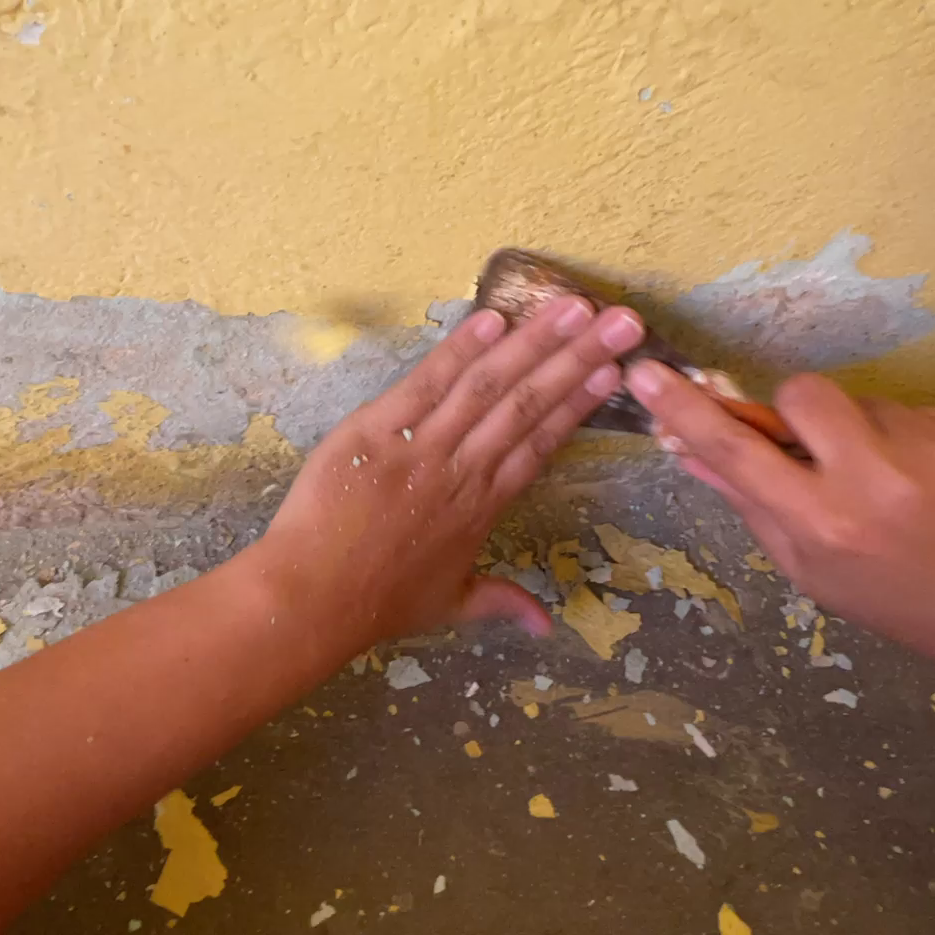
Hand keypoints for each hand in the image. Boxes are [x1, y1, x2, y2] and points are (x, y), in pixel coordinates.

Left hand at [256, 297, 645, 648]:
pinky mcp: (376, 429)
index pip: (541, 444)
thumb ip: (502, 602)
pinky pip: (425, 385)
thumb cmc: (379, 601)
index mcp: (484, 506)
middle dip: (578, 360)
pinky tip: (492, 321)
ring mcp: (422, 447)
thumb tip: (548, 626)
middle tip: (622, 322)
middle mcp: (464, 470)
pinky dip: (458, 351)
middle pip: (528, 405)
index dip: (578, 405)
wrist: (313, 597)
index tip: (614, 373)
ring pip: (487, 387)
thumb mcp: (449, 604)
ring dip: (534, 344)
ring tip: (574, 308)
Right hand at [626, 361, 934, 683]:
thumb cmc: (900, 602)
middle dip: (799, 412)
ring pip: (864, 403)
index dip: (685, 410)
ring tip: (899, 483)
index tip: (648, 373)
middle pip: (804, 394)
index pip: (735, 451)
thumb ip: (749, 503)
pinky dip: (912, 440)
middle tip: (821, 450)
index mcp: (823, 524)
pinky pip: (917, 412)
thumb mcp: (810, 569)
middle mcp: (876, 481)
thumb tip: (688, 449)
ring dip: (863, 433)